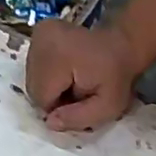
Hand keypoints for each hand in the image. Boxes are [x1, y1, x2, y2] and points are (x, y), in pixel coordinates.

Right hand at [25, 20, 141, 131]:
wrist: (123, 46)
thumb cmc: (117, 79)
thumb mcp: (106, 108)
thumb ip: (78, 118)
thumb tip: (49, 123)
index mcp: (58, 55)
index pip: (42, 99)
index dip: (58, 109)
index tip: (78, 102)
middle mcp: (42, 39)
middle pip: (34, 89)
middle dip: (52, 99)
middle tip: (76, 93)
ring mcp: (39, 34)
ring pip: (32, 80)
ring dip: (49, 89)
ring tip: (72, 81)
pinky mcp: (38, 33)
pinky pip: (33, 69)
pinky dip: (47, 77)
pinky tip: (65, 72)